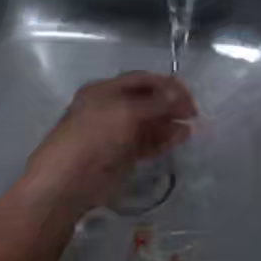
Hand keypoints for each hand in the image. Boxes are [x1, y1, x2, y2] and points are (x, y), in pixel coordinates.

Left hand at [23, 72, 196, 213]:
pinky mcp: (121, 155)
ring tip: (190, 127)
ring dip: (170, 122)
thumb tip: (177, 94)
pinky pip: (147, 142)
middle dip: (170, 104)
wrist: (68, 181)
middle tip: (192, 113)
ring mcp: (116, 133)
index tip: (188, 95)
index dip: (167, 85)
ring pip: (149, 122)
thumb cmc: (94, 136)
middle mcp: (111, 108)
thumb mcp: (126, 112)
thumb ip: (156, 103)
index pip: (142, 80)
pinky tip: (180, 138)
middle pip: (147, 100)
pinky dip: (164, 139)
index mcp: (105, 90)